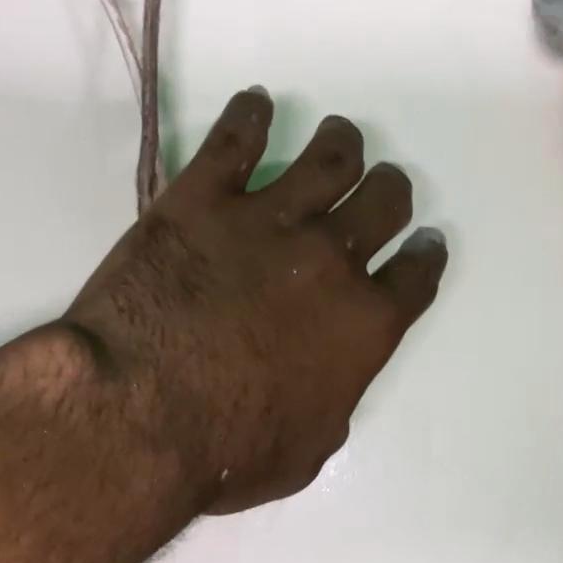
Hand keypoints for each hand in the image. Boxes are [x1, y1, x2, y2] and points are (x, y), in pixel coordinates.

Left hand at [63, 88, 447, 513]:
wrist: (138, 413)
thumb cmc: (224, 453)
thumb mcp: (303, 453)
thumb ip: (331, 402)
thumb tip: (329, 378)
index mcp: (364, 327)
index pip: (415, 276)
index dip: (424, 257)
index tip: (423, 245)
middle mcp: (331, 260)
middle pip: (384, 201)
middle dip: (388, 193)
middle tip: (376, 193)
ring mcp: (268, 221)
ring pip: (328, 156)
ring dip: (341, 144)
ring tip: (337, 140)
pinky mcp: (201, 198)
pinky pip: (237, 136)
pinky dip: (251, 116)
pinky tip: (256, 109)